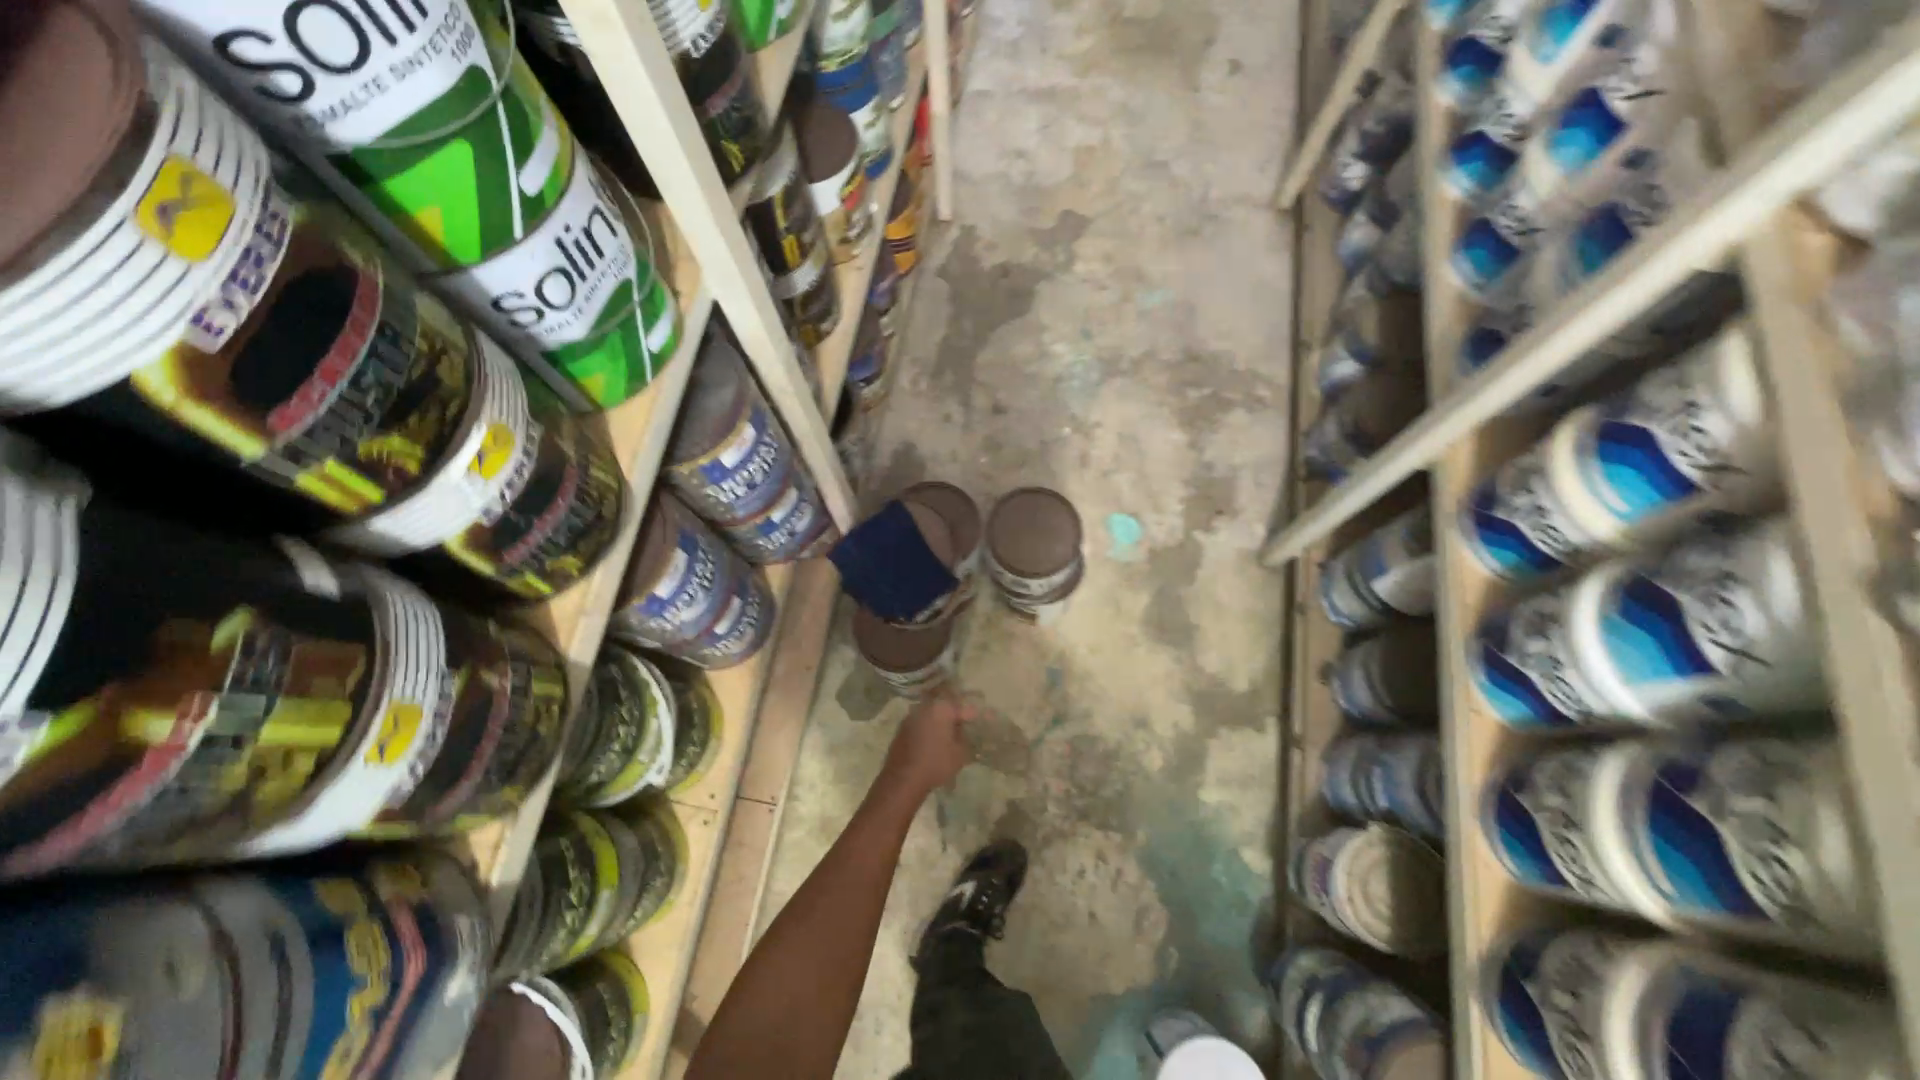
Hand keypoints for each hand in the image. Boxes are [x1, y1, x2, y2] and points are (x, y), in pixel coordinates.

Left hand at [878, 690, 976, 798]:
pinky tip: (932, 742)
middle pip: (943, 707)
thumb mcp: (960, 752)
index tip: (976, 721)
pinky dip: (928, 730)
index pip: (960, 705)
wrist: (903, 779)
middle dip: (953, 715)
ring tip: (947, 736)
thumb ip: (964, 736)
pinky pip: (920, 724)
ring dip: (939, 722)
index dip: (969, 713)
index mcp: (940, 708)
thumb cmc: (936, 763)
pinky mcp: (901, 729)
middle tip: (962, 727)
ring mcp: (910, 717)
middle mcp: (923, 707)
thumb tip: (963, 729)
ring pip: (930, 715)